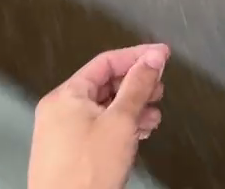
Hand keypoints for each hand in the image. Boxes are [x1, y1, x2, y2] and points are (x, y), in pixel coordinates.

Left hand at [29, 44, 168, 188]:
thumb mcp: (121, 120)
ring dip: (134, 107)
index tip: (164, 57)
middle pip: (107, 83)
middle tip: (159, 90)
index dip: (139, 56)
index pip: (107, 61)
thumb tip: (155, 56)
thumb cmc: (88, 169)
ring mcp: (62, 134)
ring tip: (153, 117)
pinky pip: (100, 126)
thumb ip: (139, 84)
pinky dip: (122, 125)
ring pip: (106, 106)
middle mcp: (60, 111)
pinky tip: (139, 132)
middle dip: (138, 85)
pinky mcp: (69, 153)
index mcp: (66, 97)